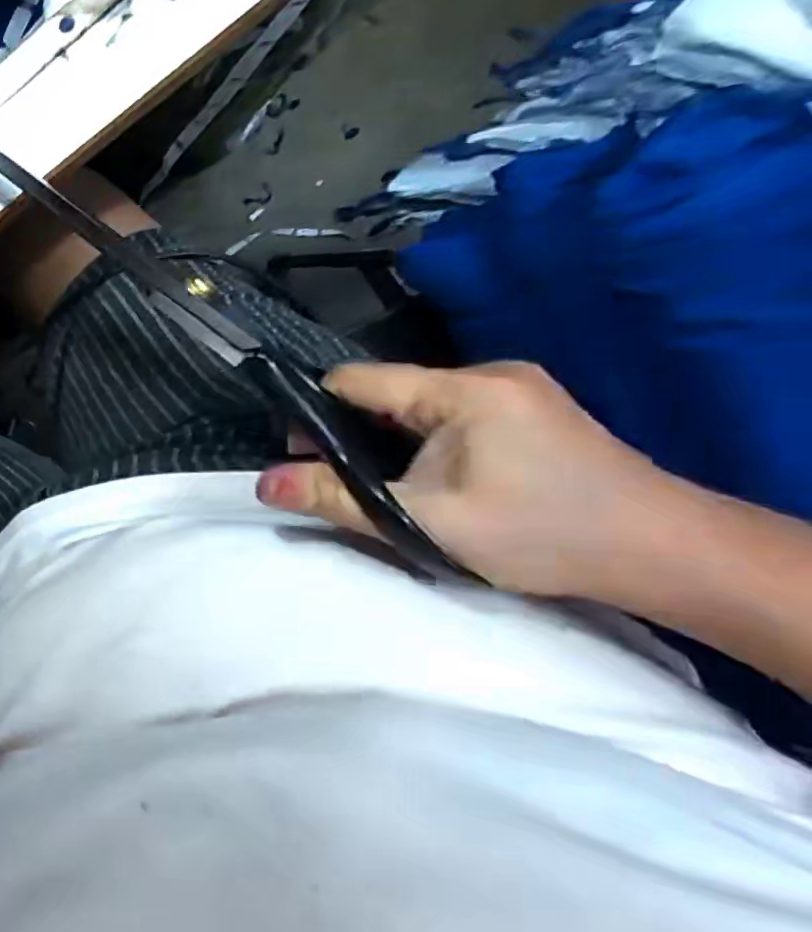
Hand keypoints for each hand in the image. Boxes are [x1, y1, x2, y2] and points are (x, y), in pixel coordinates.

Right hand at [255, 361, 686, 598]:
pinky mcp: (529, 410)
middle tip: (337, 477)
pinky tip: (426, 477)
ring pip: (413, 405)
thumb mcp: (422, 521)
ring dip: (385, 439)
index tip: (299, 453)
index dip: (314, 411)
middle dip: (349, 430)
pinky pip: (446, 414)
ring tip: (381, 482)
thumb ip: (335, 498)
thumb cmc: (541, 534)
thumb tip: (262, 483)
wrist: (669, 556)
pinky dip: (419, 442)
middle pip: (384, 391)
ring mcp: (515, 390)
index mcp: (463, 390)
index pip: (356, 379)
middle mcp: (489, 375)